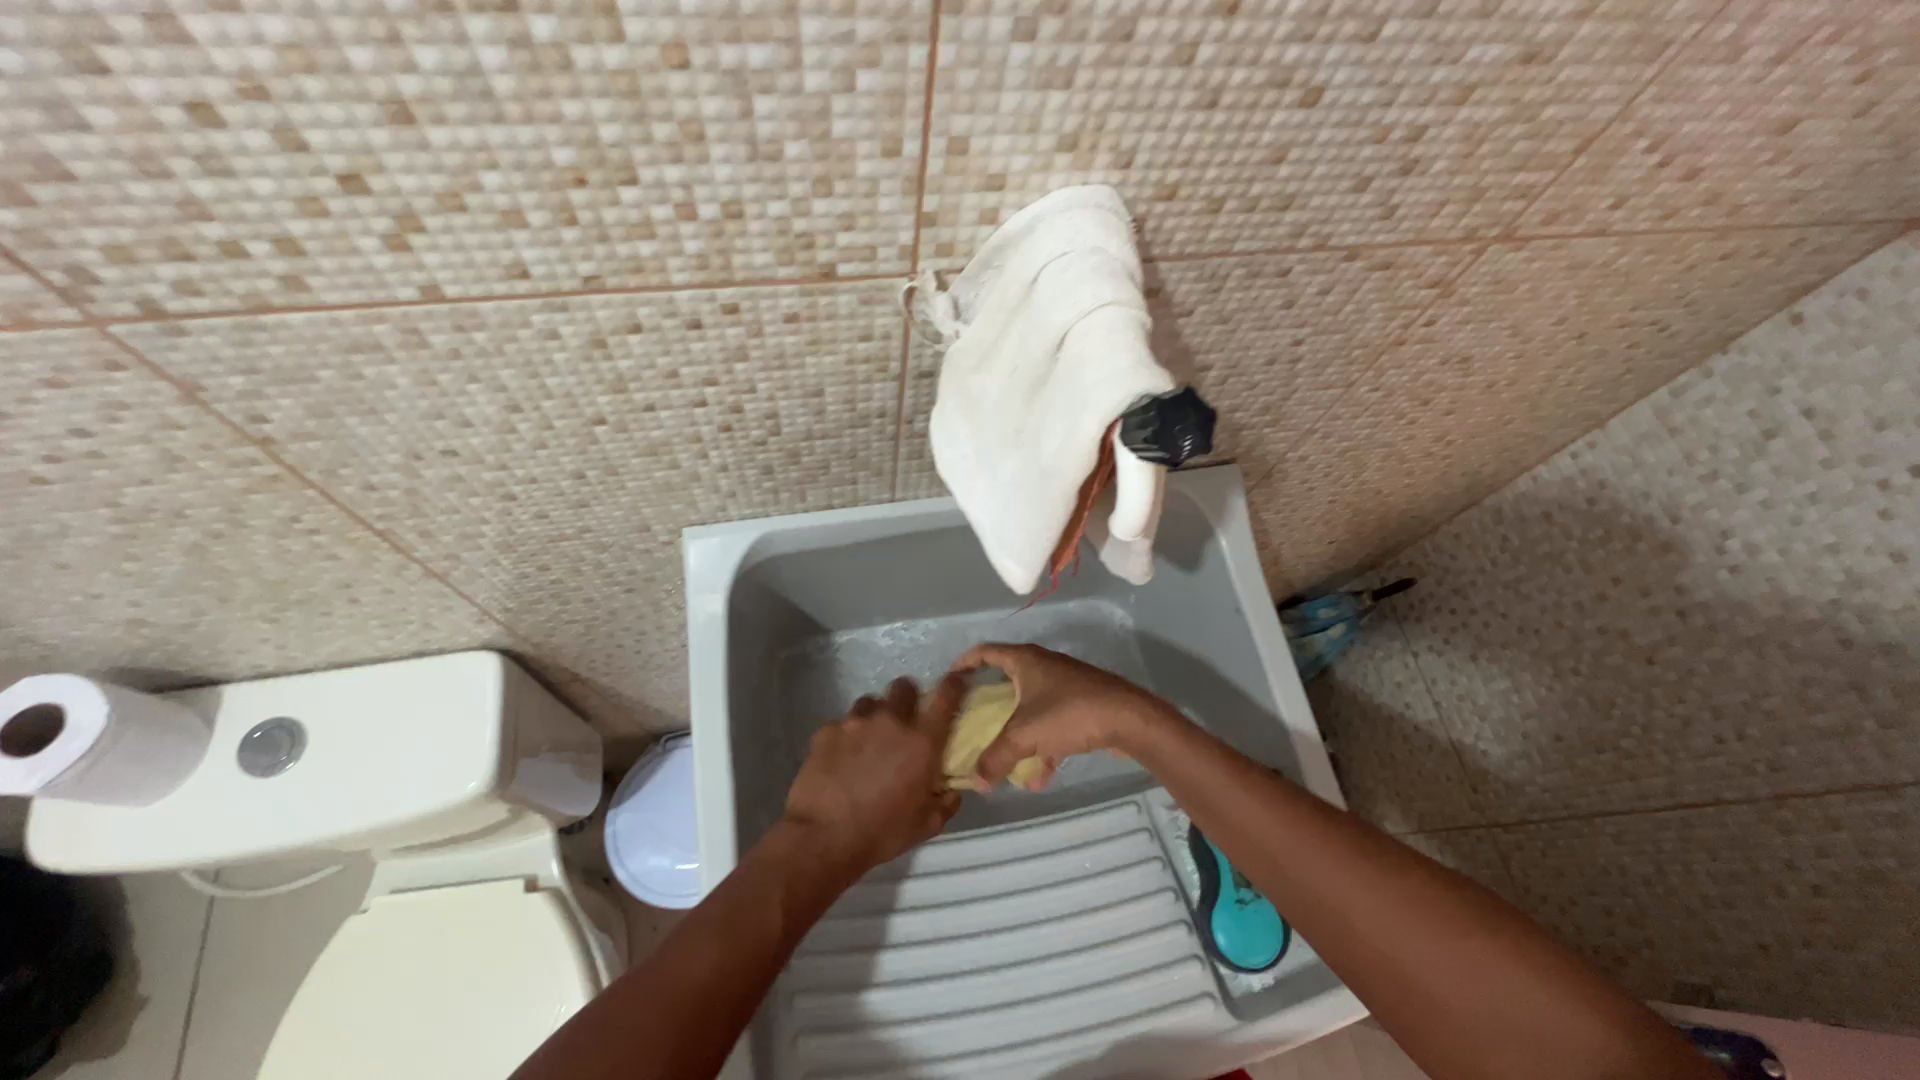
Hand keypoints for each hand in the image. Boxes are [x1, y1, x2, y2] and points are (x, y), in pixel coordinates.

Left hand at [782, 675, 965, 874]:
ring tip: (868, 740)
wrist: (823, 837)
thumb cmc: (882, 833)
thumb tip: (951, 790)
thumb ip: (946, 802)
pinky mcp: (826, 731)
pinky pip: (841, 723)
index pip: (946, 697)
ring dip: (875, 716)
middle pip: (903, 687)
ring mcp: (855, 723)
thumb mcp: (926, 825)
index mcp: (922, 742)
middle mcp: (891, 722)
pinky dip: (846, 736)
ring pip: (870, 702)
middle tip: (903, 721)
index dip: (954, 684)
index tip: (956, 681)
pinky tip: (840, 759)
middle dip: (907, 698)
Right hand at [951, 643, 1183, 789]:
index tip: (949, 679)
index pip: (986, 652)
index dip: (965, 662)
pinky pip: (1052, 727)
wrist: (1129, 720)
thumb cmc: (1070, 714)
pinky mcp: (1081, 708)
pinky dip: (1043, 749)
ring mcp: (1064, 687)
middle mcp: (1043, 668)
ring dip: (1016, 733)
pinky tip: (1038, 778)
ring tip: (1001, 757)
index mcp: (1025, 661)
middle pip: (1006, 682)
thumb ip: (995, 758)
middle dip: (988, 705)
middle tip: (970, 721)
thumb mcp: (1025, 736)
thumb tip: (976, 780)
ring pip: (1030, 708)